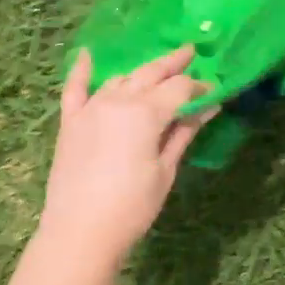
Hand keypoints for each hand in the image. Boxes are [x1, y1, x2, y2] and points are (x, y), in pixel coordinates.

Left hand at [39, 46, 213, 261]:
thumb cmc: (132, 207)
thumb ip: (182, 134)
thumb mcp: (165, 171)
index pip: (179, 89)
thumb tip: (207, 108)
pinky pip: (75, 88)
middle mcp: (117, 100)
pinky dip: (82, 70)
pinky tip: (86, 55)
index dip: (198, 87)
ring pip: (119, 79)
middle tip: (189, 53)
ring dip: (139, 73)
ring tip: (155, 72)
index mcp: (145, 112)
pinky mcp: (70, 122)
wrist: (80, 231)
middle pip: (149, 74)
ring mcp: (90, 109)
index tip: (214, 89)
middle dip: (172, 64)